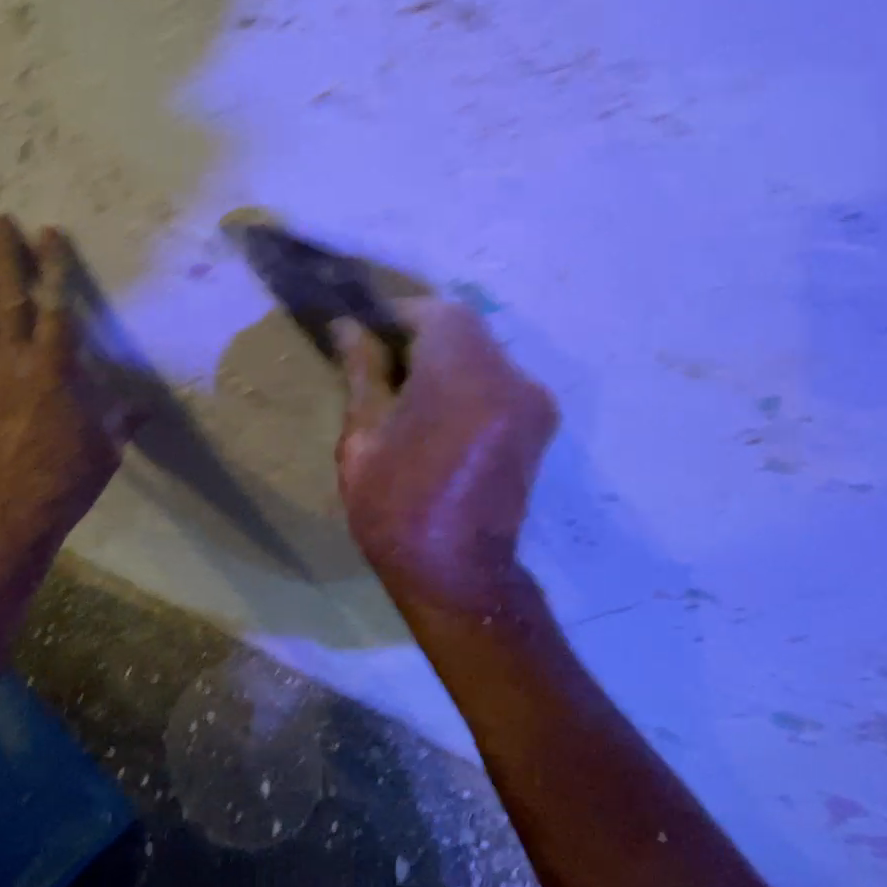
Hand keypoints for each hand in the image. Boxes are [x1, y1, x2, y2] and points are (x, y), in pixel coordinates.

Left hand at [0, 216, 127, 547]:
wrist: (6, 514)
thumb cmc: (65, 479)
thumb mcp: (105, 448)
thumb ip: (119, 419)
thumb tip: (143, 407)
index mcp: (54, 367)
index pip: (57, 304)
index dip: (54, 266)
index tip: (48, 231)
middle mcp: (14, 363)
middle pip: (9, 300)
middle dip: (4, 257)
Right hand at [333, 298, 557, 613]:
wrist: (455, 575)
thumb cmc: (395, 507)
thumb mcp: (362, 438)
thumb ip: (362, 373)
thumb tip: (349, 327)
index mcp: (462, 378)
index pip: (435, 312)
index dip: (398, 313)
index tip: (365, 329)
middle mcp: (509, 378)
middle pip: (464, 328)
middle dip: (421, 333)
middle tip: (379, 357)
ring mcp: (531, 401)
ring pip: (482, 351)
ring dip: (444, 355)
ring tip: (404, 386)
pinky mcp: (537, 422)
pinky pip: (497, 377)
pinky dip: (466, 378)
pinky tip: (434, 408)